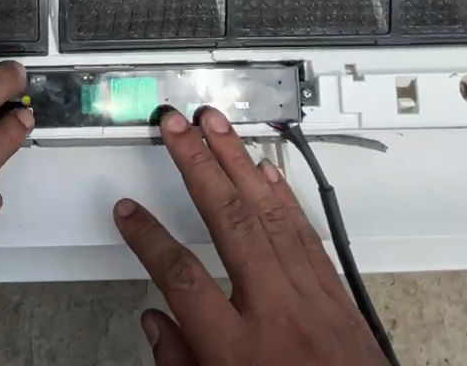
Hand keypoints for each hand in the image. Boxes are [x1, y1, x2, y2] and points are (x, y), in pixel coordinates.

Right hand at [115, 107, 387, 365]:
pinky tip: (264, 168)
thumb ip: (182, 365)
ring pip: (269, 214)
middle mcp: (277, 315)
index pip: (182, 277)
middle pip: (229, 222)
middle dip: (198, 164)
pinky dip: (283, 196)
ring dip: (238, 161)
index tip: (127, 211)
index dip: (149, 238)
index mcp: (240, 353)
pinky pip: (306, 234)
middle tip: (176, 126)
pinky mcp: (338, 297)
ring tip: (215, 124)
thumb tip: (155, 321)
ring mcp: (313, 301)